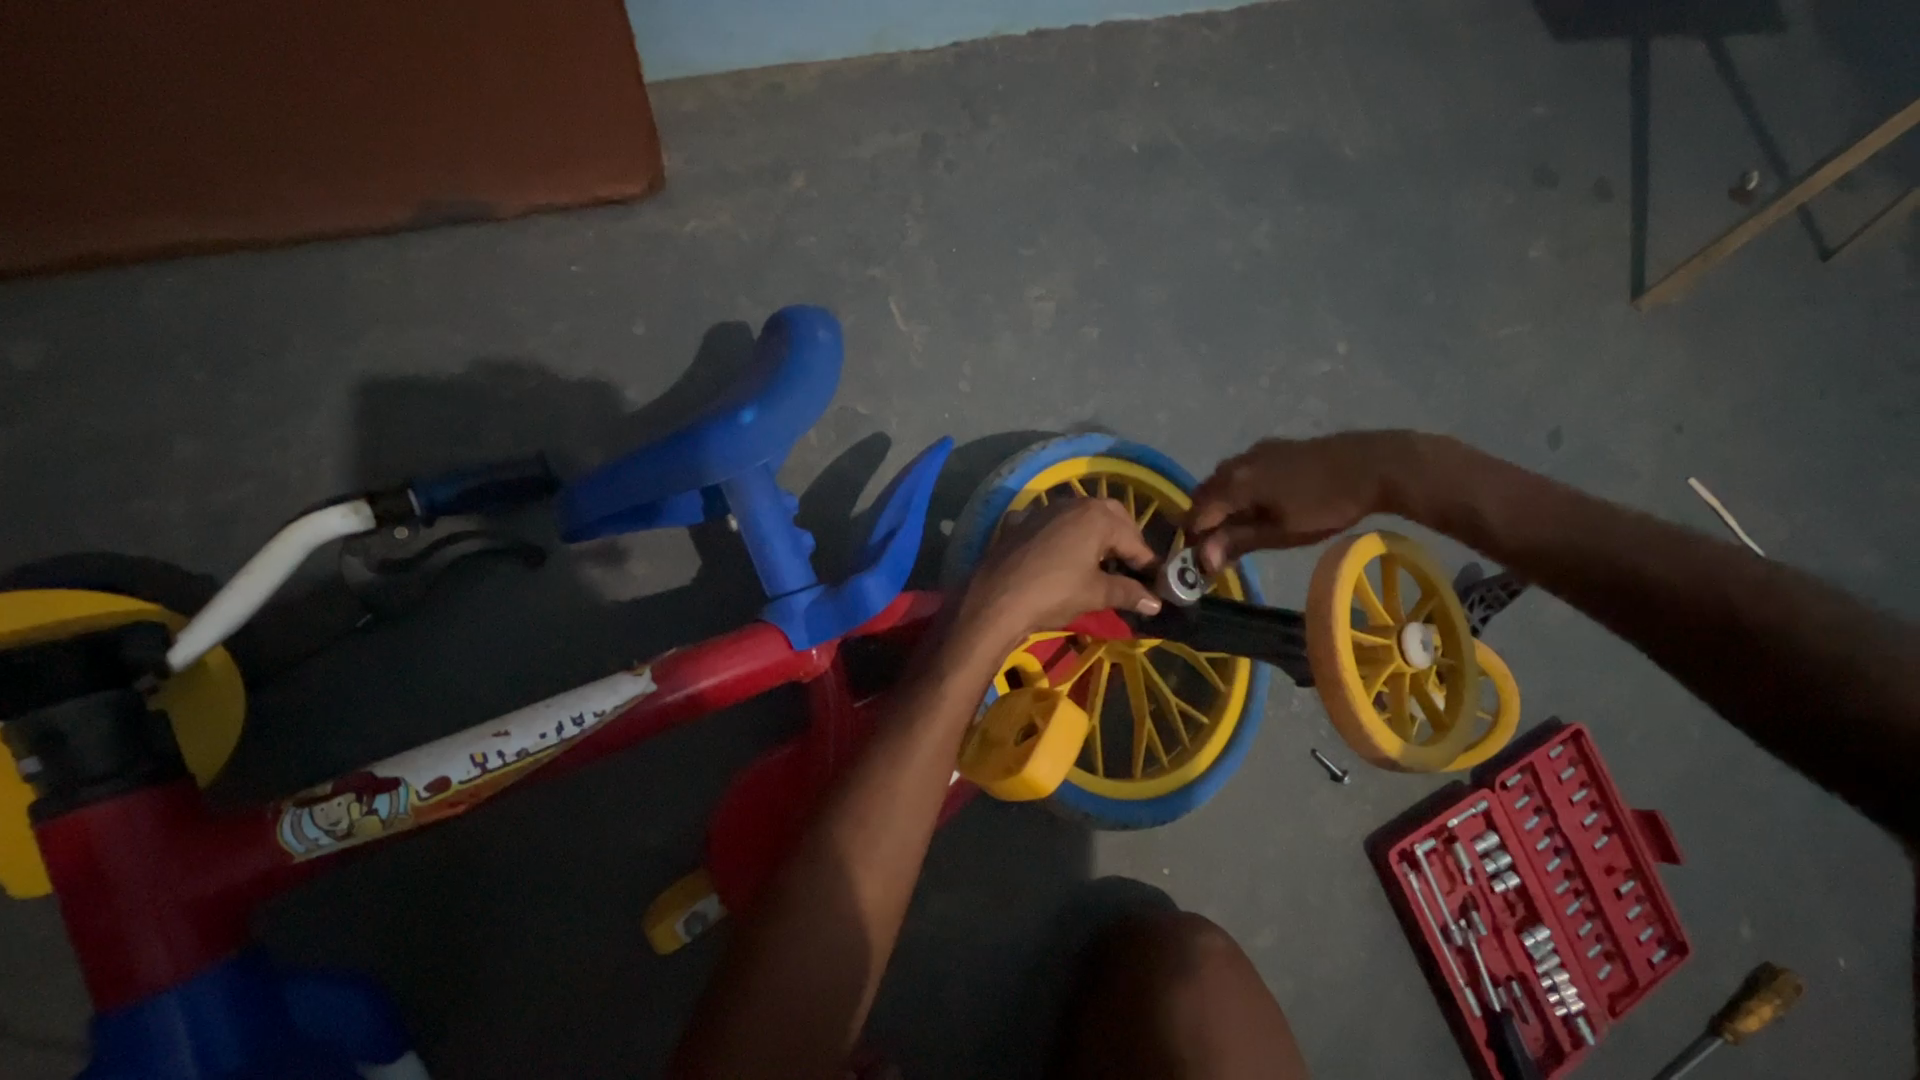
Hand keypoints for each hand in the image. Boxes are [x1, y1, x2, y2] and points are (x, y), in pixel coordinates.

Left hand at [957, 498, 1163, 647]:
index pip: (1133, 539)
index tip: (1157, 582)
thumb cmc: (1054, 593)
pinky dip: (1059, 534)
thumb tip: (1155, 603)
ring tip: (1099, 560)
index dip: (1147, 562)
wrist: (996, 599)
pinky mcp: (1019, 523)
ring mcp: (1042, 510)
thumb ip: (1128, 593)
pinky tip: (1058, 551)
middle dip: (1123, 538)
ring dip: (1092, 533)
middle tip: (1130, 565)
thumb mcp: (1096, 594)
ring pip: (1078, 516)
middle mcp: (1071, 504)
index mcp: (1096, 516)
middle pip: (1108, 516)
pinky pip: (1048, 523)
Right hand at [1187, 431, 1421, 570]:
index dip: (1195, 541)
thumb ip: (1238, 541)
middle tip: (1219, 549)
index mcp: (1234, 483)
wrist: (1374, 464)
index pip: (1196, 514)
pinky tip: (1258, 504)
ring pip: (1222, 480)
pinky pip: (1240, 470)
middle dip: (1204, 522)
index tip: (1203, 564)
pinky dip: (1237, 489)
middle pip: (1204, 495)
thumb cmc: (1326, 505)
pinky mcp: (1273, 447)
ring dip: (1220, 504)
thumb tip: (1202, 559)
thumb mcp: (1280, 532)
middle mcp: (1236, 463)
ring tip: (1239, 528)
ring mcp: (1255, 451)